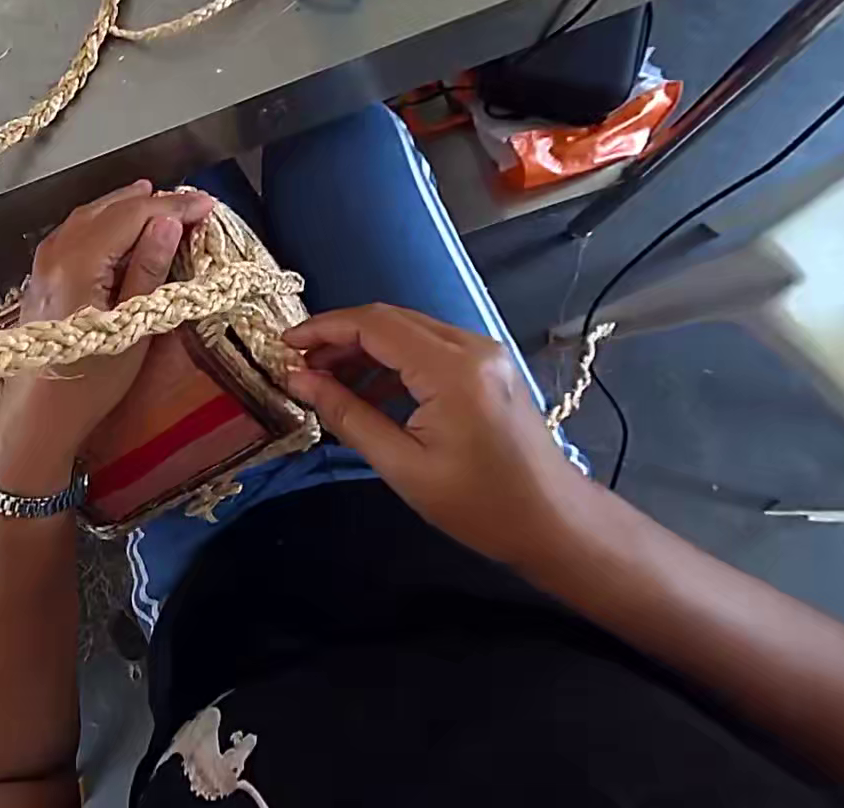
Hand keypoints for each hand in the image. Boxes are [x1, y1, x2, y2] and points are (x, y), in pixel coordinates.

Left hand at [0, 180, 214, 494]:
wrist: (38, 416)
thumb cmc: (91, 380)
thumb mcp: (131, 327)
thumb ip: (149, 268)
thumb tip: (170, 221)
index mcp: (80, 262)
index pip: (134, 215)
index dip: (174, 206)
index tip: (208, 204)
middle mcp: (57, 249)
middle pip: (112, 208)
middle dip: (156, 202)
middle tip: (194, 204)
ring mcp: (46, 258)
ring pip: (93, 213)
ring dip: (131, 206)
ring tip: (166, 203)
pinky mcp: (43, 270)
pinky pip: (80, 227)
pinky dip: (109, 218)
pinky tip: (125, 222)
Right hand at [282, 304, 587, 568]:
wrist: (556, 524)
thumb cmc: (480, 506)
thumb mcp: (403, 465)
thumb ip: (347, 415)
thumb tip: (299, 380)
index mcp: (451, 368)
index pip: (374, 325)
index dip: (324, 328)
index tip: (286, 344)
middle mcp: (470, 345)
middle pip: (389, 320)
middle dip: (339, 337)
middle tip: (302, 367)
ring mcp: (482, 352)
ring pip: (406, 330)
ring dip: (363, 349)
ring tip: (327, 381)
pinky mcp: (485, 365)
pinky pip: (427, 348)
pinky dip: (391, 361)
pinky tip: (368, 391)